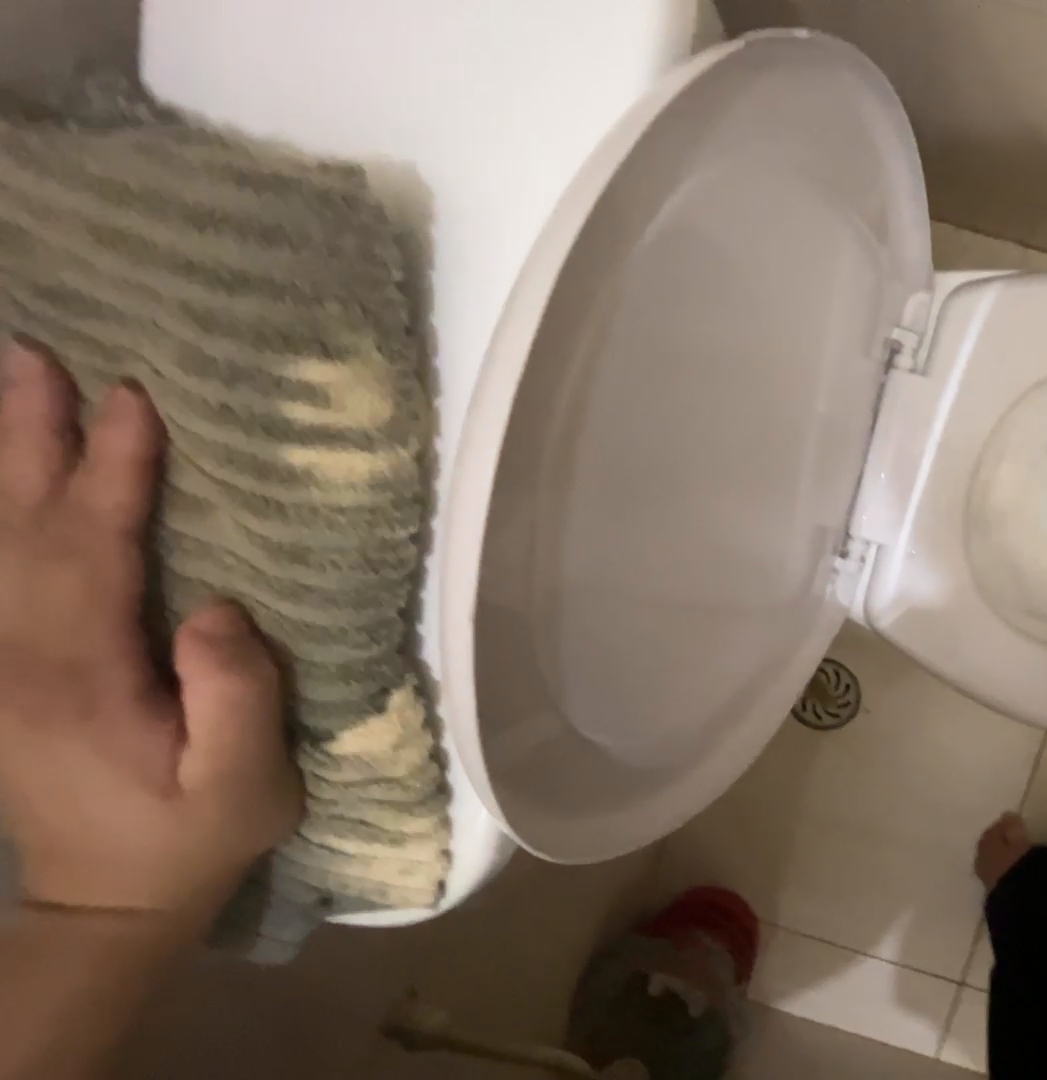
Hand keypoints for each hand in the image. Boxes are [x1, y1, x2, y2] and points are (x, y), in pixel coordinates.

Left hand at [0, 338, 301, 936]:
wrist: (107, 896)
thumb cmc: (195, 835)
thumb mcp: (243, 780)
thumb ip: (234, 696)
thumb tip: (213, 608)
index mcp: (74, 678)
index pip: (85, 552)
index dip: (108, 476)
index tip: (132, 403)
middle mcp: (12, 657)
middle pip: (12, 530)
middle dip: (24, 440)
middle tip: (33, 355)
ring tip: (11, 386)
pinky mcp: (5, 665)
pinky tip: (4, 481)